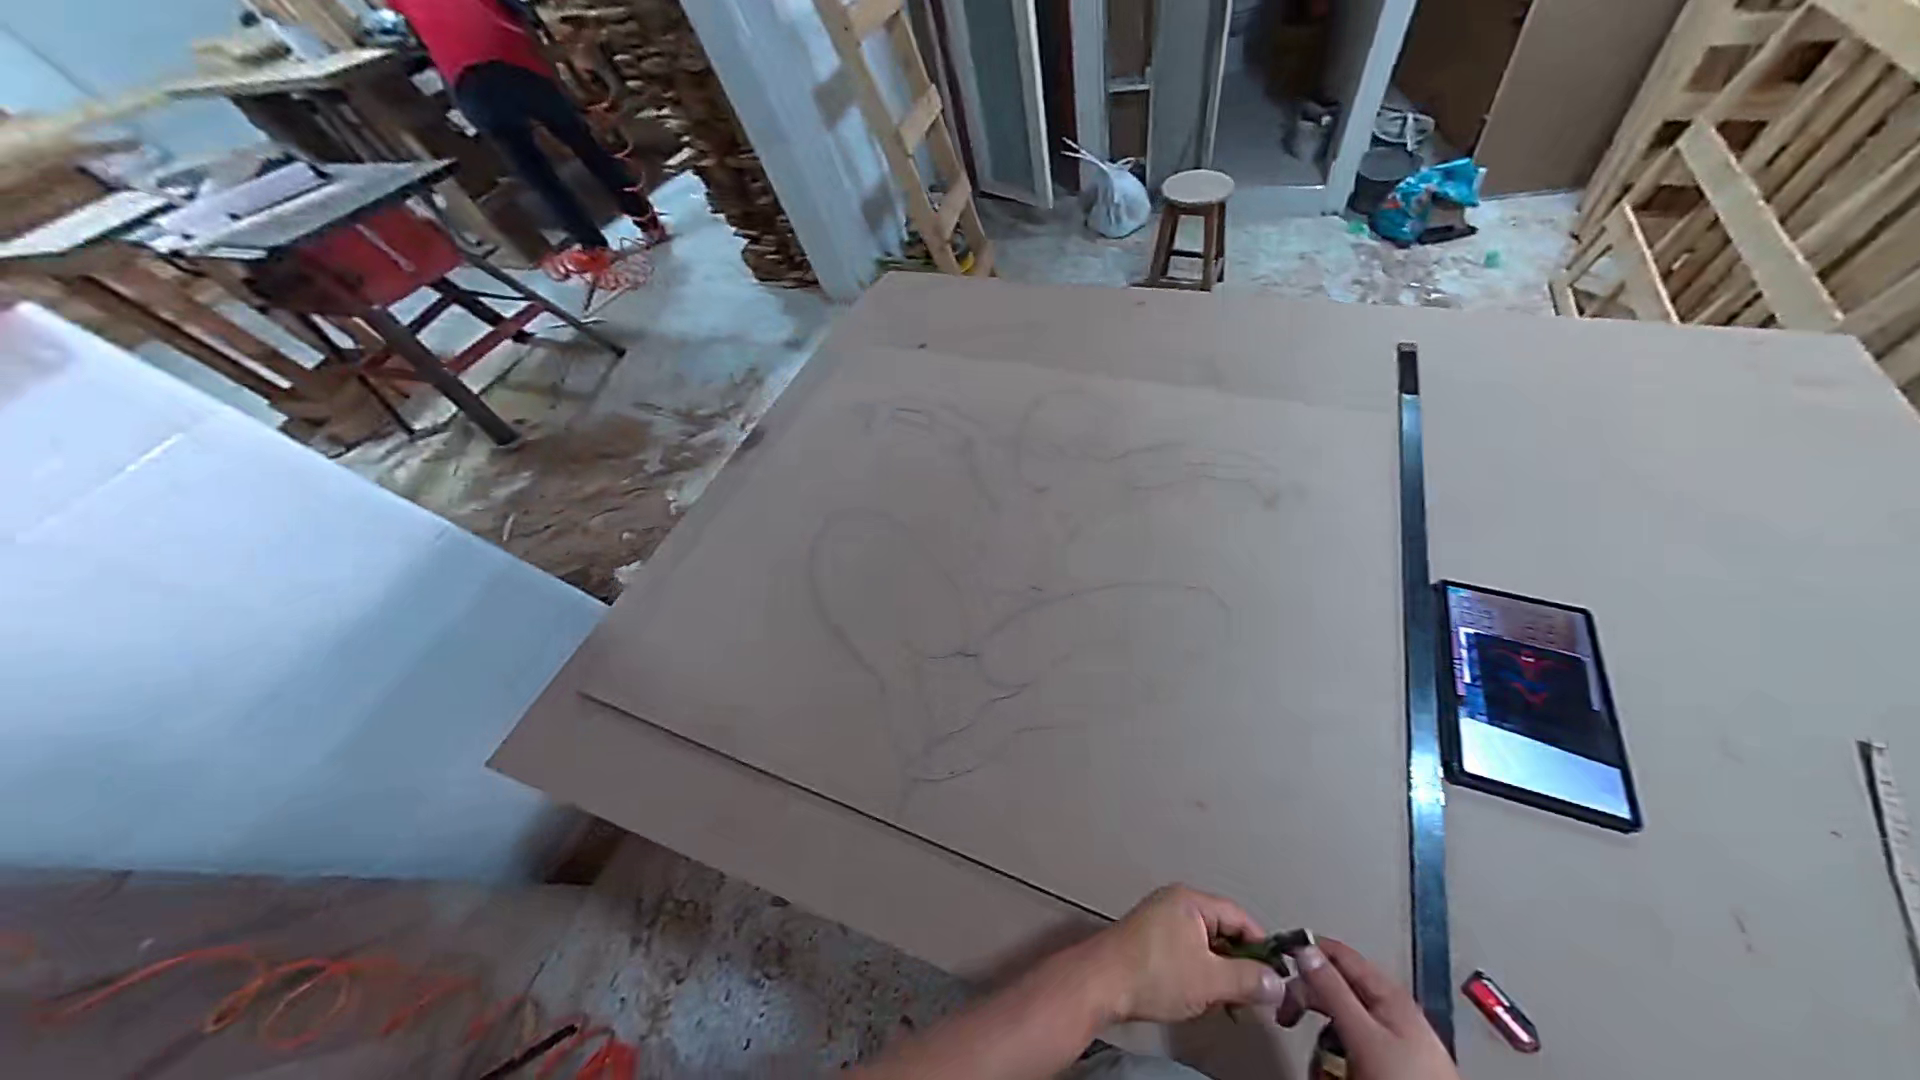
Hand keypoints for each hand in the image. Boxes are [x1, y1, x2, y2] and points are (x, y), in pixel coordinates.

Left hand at [1070, 884, 1289, 1025]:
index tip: (1275, 976)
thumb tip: (1277, 982)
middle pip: (1223, 931)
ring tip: (1221, 1002)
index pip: (1240, 917)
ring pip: (1206, 946)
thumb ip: (1249, 980)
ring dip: (1219, 975)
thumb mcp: (1211, 980)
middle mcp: (1175, 903)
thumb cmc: (1153, 974)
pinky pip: (1187, 953)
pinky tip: (1199, 998)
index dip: (1261, 947)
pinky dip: (1199, 974)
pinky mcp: (1150, 941)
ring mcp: (1160, 921)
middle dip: (1239, 965)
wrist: (1102, 983)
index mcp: (1190, 901)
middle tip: (1248, 996)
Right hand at [1279, 938, 1460, 1079]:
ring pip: (1338, 1017)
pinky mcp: (1385, 1061)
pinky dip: (1334, 1053)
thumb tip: (1304, 948)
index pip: (1337, 952)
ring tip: (1318, 1058)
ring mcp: (1387, 1036)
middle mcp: (1386, 1008)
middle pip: (1334, 984)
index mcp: (1386, 992)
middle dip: (1307, 998)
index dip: (1305, 950)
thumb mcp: (1363, 1036)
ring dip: (1320, 1034)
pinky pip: (1348, 1043)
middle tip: (1286, 1015)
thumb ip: (1333, 989)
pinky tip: (1335, 1070)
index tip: (1275, 957)